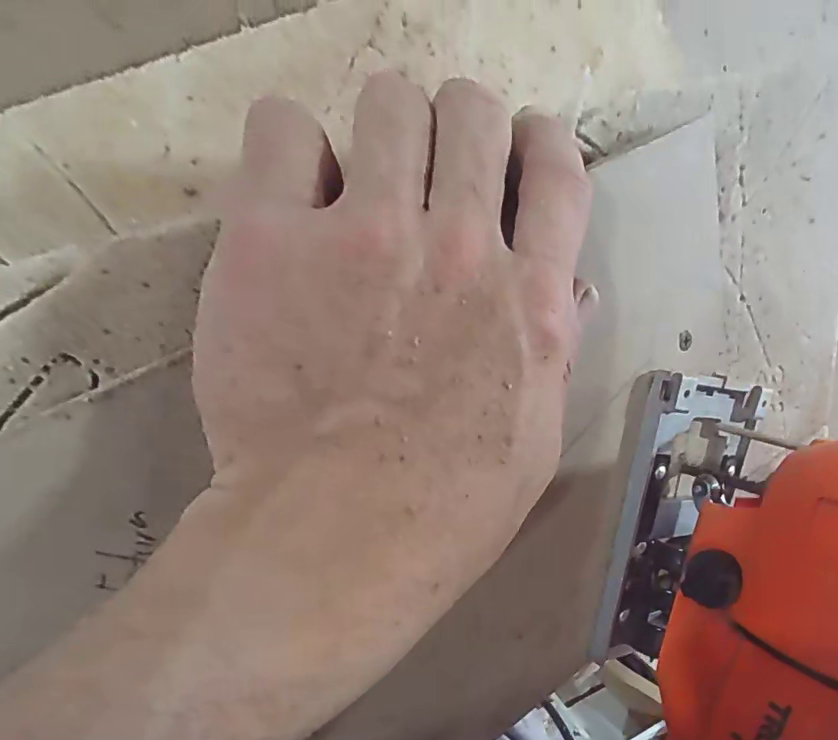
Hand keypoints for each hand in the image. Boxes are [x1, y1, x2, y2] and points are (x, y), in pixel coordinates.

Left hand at [188, 73, 592, 603]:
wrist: (337, 538)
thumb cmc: (449, 511)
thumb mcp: (535, 442)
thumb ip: (550, 354)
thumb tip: (566, 294)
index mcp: (530, 303)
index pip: (558, 172)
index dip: (540, 146)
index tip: (519, 157)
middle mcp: (460, 249)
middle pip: (473, 113)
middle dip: (461, 131)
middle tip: (434, 174)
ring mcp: (365, 235)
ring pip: (389, 102)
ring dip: (387, 132)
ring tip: (364, 183)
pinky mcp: (271, 238)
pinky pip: (282, 128)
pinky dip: (292, 152)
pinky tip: (294, 201)